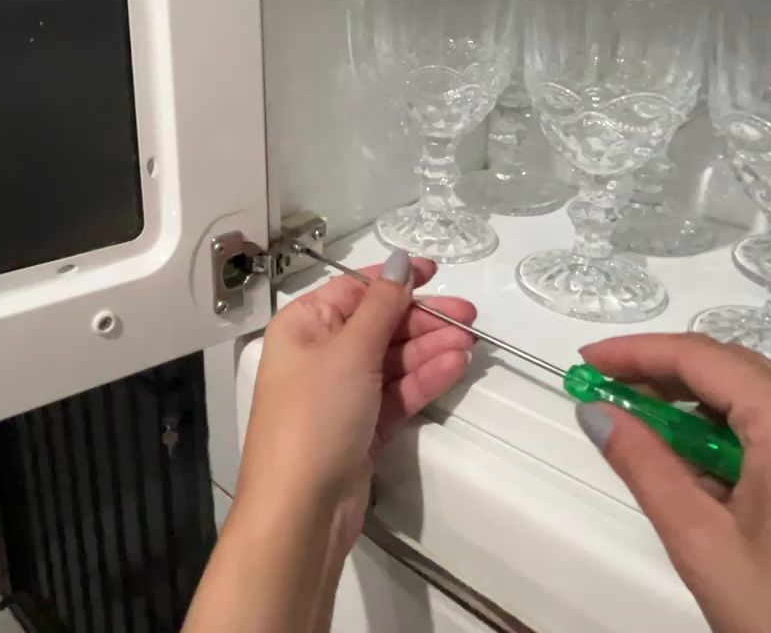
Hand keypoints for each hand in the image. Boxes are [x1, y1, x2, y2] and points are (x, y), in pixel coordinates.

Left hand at [184, 255, 476, 632]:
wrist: (301, 508)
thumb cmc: (314, 415)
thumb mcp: (349, 350)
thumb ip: (381, 304)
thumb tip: (400, 261)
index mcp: (304, 324)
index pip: (354, 289)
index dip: (395, 279)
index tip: (435, 273)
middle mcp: (320, 352)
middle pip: (378, 323)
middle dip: (422, 319)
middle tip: (468, 318)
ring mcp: (342, 390)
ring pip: (392, 358)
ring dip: (429, 348)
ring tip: (469, 343)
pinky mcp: (362, 424)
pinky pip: (397, 391)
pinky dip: (424, 379)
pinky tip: (454, 366)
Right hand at [578, 334, 770, 632]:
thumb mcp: (709, 552)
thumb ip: (646, 466)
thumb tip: (596, 411)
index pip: (705, 359)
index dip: (637, 352)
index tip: (587, 364)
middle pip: (748, 372)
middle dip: (675, 379)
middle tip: (617, 404)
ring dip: (722, 412)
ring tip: (675, 454)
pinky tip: (747, 486)